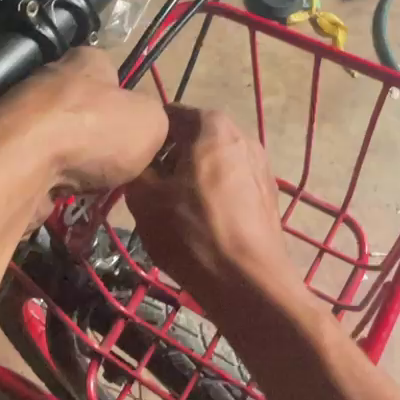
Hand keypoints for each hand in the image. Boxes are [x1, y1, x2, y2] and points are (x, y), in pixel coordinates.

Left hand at [0, 48, 167, 226]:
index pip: (113, 72)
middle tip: (117, 164)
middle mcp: (49, 78)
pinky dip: (48, 179)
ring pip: (60, 139)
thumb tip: (147, 127)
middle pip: (85, 109)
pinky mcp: (2, 147)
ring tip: (89, 185)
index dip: (128, 101)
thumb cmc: (94, 132)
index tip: (135, 130)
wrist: (19, 164)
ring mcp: (21, 112)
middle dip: (99, 137)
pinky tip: (59, 194)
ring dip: (74, 162)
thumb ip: (157, 120)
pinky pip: (36, 164)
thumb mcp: (152, 122)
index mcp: (86, 59)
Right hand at [123, 106, 291, 306]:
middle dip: (169, 158)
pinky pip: (230, 183)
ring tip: (172, 209)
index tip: (131, 164)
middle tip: (148, 189)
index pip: (166, 116)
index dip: (145, 139)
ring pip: (211, 161)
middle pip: (191, 138)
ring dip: (190, 177)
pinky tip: (201, 223)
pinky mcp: (267, 193)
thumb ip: (136, 167)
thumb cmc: (192, 233)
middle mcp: (241, 135)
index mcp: (210, 125)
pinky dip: (212, 194)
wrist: (249, 283)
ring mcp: (259, 164)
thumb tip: (137, 161)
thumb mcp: (144, 198)